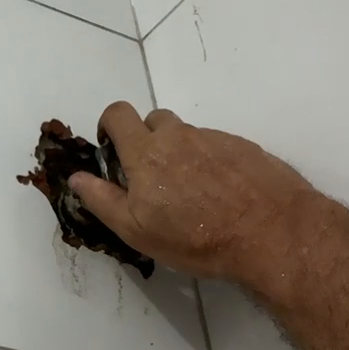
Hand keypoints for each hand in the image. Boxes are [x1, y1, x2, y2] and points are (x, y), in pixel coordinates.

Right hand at [67, 102, 332, 289]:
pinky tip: (220, 196)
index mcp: (146, 152)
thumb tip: (75, 177)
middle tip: (150, 177)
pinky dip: (209, 163)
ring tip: (189, 192)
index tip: (111, 149)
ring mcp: (215, 139)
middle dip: (144, 140)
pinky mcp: (245, 148)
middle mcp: (179, 135)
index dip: (108, 125)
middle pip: (153, 120)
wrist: (273, 234)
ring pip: (186, 135)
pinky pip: (216, 147)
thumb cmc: (194, 236)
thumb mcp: (135, 228)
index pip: (118, 114)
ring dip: (179, 153)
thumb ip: (101, 199)